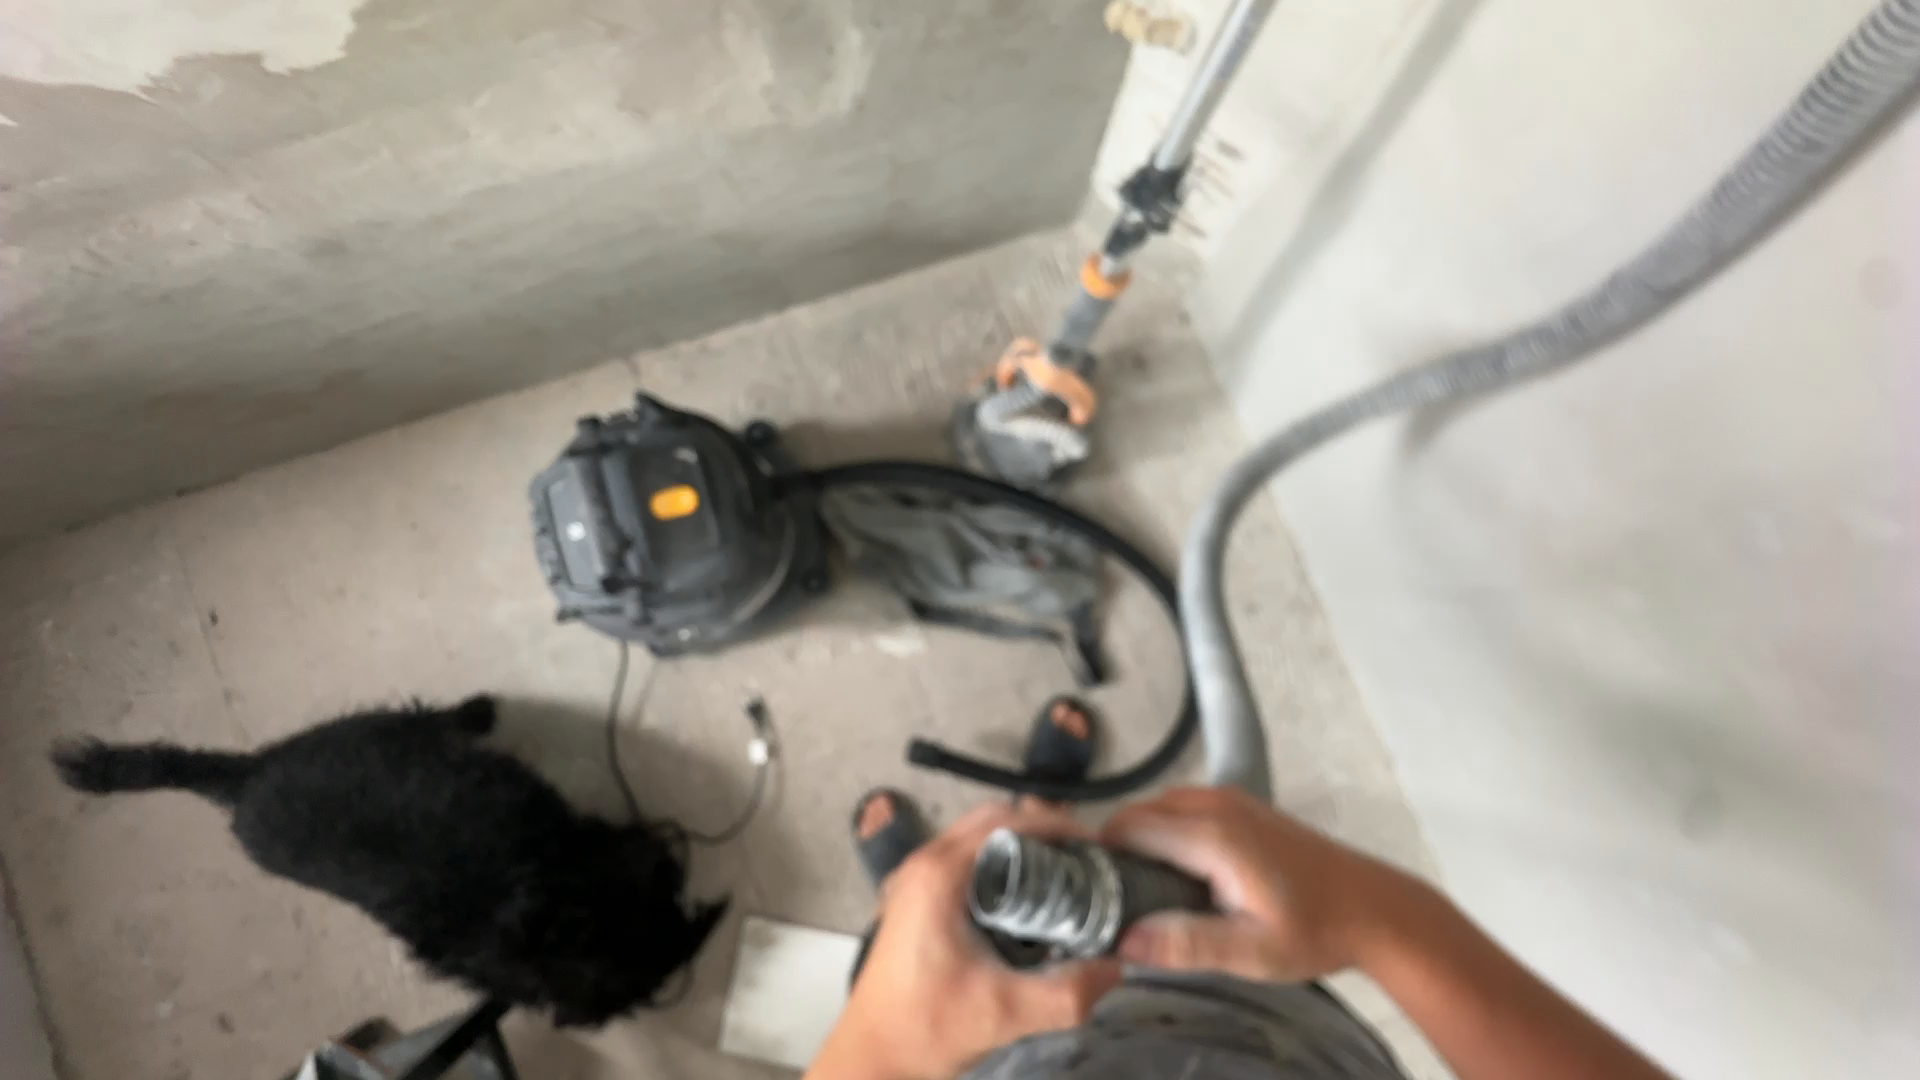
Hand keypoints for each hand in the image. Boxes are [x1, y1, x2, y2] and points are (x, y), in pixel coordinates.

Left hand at [808, 803, 1123, 1079]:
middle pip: (990, 817)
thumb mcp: (1004, 1012)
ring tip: (1062, 868)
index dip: (1053, 825)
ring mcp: (916, 876)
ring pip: (976, 834)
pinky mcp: (917, 894)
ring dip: (1018, 841)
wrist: (872, 1058)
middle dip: (1040, 828)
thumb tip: (1116, 967)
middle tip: (1082, 854)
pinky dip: (998, 859)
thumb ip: (1066, 993)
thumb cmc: (925, 1030)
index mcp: (940, 874)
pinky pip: (964, 855)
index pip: (1004, 821)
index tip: (1092, 842)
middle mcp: (925, 862)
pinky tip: (1025, 893)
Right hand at [1101, 786, 1427, 981]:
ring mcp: (1228, 797)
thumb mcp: (1252, 952)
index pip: (1131, 826)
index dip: (1104, 852)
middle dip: (1120, 846)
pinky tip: (1180, 867)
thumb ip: (1187, 944)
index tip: (1093, 886)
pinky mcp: (1240, 801)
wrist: (1374, 907)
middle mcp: (1214, 803)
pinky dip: (1167, 828)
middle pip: (1141, 812)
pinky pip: (1183, 805)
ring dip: (1144, 836)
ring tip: (1146, 886)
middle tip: (1117, 895)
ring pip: (1160, 805)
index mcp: (1212, 835)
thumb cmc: (1314, 931)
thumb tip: (1123, 940)